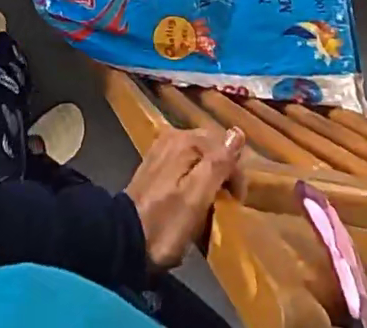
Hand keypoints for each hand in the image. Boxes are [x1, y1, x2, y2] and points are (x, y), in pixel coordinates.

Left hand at [123, 126, 245, 270]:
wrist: (128, 235)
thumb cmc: (167, 220)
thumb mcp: (197, 196)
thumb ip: (217, 164)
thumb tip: (237, 132)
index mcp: (184, 141)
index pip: (225, 146)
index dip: (236, 174)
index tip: (236, 202)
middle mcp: (172, 137)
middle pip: (211, 148)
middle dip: (225, 172)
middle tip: (228, 201)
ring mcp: (162, 150)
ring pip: (199, 156)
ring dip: (211, 176)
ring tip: (214, 201)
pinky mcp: (157, 165)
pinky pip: (186, 163)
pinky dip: (196, 177)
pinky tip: (195, 196)